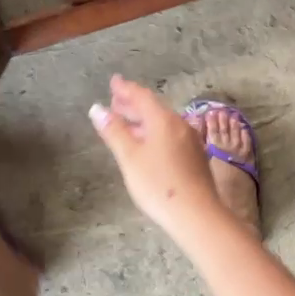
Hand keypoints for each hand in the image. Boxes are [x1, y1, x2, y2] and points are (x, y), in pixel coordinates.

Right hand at [90, 75, 223, 236]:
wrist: (196, 213)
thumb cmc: (158, 184)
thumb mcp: (130, 157)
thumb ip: (114, 131)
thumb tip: (97, 109)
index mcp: (163, 120)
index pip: (142, 96)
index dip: (125, 89)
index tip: (113, 82)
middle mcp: (180, 125)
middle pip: (154, 108)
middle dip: (133, 103)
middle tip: (116, 101)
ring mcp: (190, 141)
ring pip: (163, 123)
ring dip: (144, 119)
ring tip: (127, 122)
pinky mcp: (195, 157)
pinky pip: (171, 135)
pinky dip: (155, 132)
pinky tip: (147, 144)